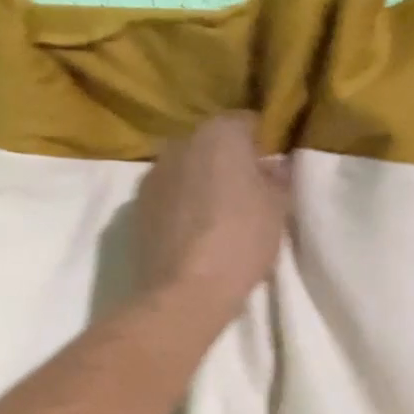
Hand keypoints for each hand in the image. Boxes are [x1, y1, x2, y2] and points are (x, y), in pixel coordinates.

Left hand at [132, 112, 292, 315]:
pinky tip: (192, 233)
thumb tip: (273, 167)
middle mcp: (178, 144)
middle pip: (210, 145)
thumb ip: (277, 178)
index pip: (247, 123)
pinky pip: (167, 198)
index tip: (270, 170)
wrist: (185, 291)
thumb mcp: (277, 207)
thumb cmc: (240, 240)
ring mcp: (152, 175)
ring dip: (199, 184)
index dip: (262, 145)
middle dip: (226, 162)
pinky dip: (179, 207)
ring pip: (184, 171)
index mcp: (218, 131)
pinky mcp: (136, 208)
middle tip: (246, 194)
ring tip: (217, 217)